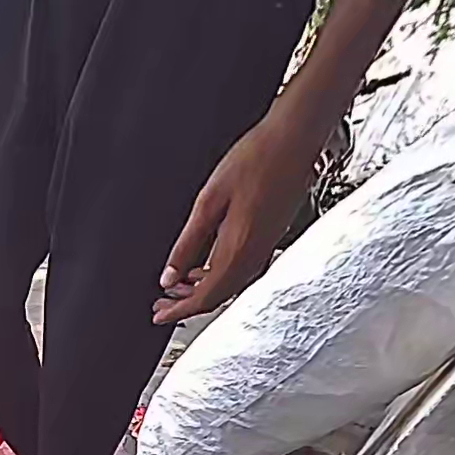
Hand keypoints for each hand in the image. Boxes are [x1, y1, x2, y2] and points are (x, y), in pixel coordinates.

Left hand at [153, 111, 323, 324]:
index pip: (203, 298)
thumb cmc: (256, 160)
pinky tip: (200, 268)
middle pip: (216, 298)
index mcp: (237, 252)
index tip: (159, 315)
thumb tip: (168, 276)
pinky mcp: (268, 241)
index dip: (178, 312)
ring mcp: (264, 251)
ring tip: (175, 287)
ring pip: (227, 287)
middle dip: (186, 305)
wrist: (295, 139)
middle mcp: (253, 258)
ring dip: (200, 291)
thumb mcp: (208, 202)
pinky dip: (215, 278)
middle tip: (162, 304)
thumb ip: (187, 244)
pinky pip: (238, 273)